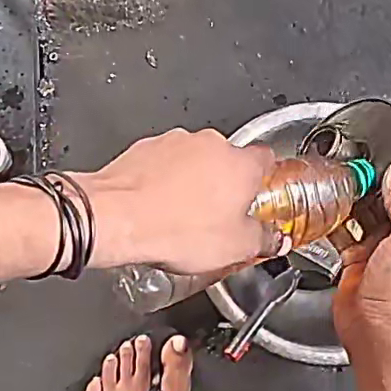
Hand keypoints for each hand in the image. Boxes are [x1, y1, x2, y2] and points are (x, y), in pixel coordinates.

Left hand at [76, 128, 277, 274]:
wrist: (116, 217)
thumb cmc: (173, 229)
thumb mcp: (234, 248)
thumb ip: (263, 239)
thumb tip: (274, 239)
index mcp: (241, 165)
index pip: (267, 158)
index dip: (266, 176)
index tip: (261, 191)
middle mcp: (211, 145)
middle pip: (228, 160)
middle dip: (225, 184)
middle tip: (219, 214)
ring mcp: (176, 143)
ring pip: (195, 160)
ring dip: (193, 181)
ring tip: (183, 214)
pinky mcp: (146, 147)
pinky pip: (164, 162)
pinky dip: (164, 179)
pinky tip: (158, 205)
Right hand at [334, 158, 390, 341]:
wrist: (377, 330)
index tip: (389, 152)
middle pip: (390, 198)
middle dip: (376, 180)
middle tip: (358, 165)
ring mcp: (379, 249)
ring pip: (365, 212)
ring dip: (355, 199)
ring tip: (341, 182)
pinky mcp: (356, 260)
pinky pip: (344, 232)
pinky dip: (336, 221)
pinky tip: (328, 210)